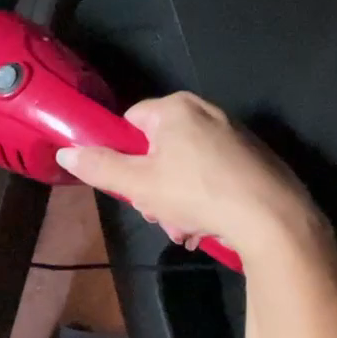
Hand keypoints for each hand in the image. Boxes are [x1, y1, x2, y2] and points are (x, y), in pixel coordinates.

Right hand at [56, 92, 324, 259]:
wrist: (271, 217)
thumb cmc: (196, 193)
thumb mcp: (137, 184)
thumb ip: (99, 166)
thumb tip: (65, 152)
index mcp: (176, 109)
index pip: (131, 121)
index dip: (122, 155)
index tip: (128, 185)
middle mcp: (206, 112)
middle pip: (158, 148)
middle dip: (150, 186)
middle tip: (154, 214)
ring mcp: (234, 135)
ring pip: (185, 167)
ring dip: (174, 201)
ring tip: (182, 229)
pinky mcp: (253, 159)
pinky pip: (212, 175)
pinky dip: (203, 199)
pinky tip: (205, 226)